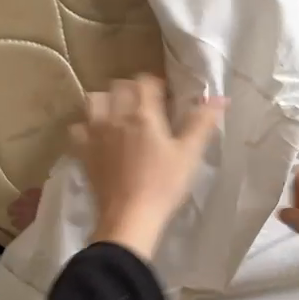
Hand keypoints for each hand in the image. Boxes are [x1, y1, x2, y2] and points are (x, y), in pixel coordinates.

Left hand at [72, 74, 225, 260]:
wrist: (130, 218)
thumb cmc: (164, 185)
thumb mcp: (190, 154)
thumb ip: (202, 123)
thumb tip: (220, 98)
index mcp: (144, 114)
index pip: (145, 81)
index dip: (156, 83)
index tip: (166, 95)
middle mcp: (116, 117)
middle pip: (118, 87)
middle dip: (131, 89)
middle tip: (145, 105)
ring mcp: (96, 134)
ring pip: (94, 101)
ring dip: (106, 102)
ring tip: (118, 115)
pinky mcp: (83, 153)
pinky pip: (78, 129)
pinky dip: (86, 127)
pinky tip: (97, 137)